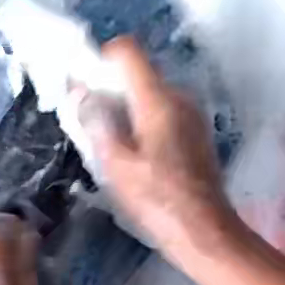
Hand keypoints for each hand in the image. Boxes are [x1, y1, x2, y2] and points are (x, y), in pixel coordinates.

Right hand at [69, 38, 237, 251]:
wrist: (204, 232)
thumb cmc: (156, 200)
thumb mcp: (115, 164)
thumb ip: (96, 122)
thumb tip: (81, 92)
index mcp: (158, 99)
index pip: (127, 52)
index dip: (100, 60)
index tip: (83, 86)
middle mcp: (179, 97)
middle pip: (137, 74)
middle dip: (108, 90)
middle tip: (87, 124)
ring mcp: (191, 116)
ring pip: (148, 96)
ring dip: (123, 110)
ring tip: (107, 147)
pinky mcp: (195, 135)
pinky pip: (161, 115)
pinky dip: (140, 124)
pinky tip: (132, 158)